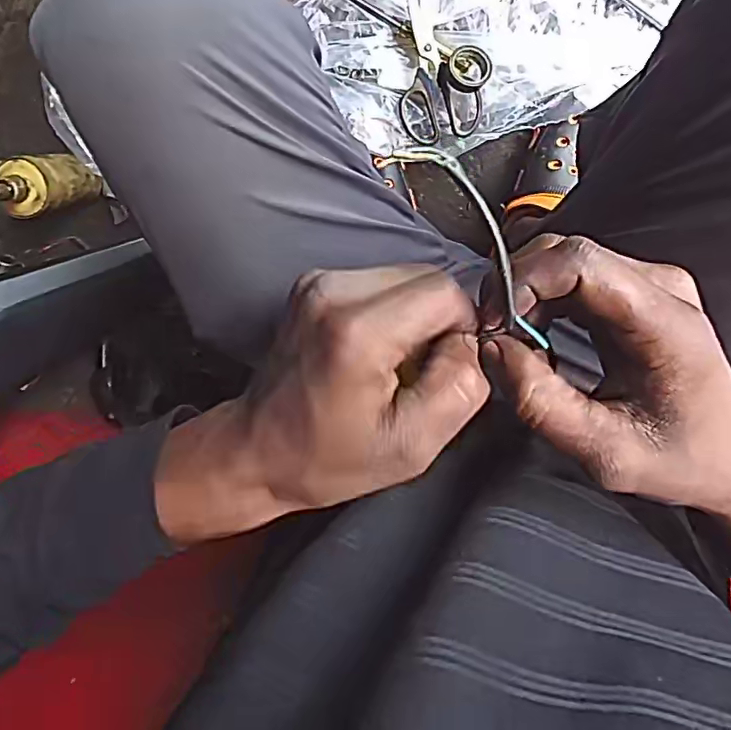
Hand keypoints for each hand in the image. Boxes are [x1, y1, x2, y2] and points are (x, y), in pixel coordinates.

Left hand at [155, 265, 490, 544]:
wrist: (258, 448)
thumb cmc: (324, 456)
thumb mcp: (413, 444)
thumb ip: (462, 386)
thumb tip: (472, 341)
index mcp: (358, 331)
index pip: (446, 291)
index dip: (461, 328)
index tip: (445, 365)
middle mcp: (334, 292)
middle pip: (428, 276)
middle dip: (439, 320)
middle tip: (418, 368)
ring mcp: (320, 281)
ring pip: (407, 274)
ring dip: (415, 314)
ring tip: (391, 360)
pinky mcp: (316, 281)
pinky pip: (381, 279)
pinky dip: (392, 309)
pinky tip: (373, 348)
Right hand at [480, 236, 730, 580]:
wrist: (729, 462)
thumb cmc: (685, 461)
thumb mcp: (608, 453)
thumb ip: (543, 403)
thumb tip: (493, 349)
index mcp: (667, 321)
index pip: (580, 261)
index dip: (526, 280)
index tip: (497, 320)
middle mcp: (661, 287)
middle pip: (565, 251)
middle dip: (517, 286)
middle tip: (495, 333)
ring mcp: (647, 283)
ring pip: (562, 257)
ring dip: (524, 291)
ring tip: (513, 338)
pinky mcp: (630, 289)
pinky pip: (569, 274)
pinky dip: (539, 297)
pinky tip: (534, 333)